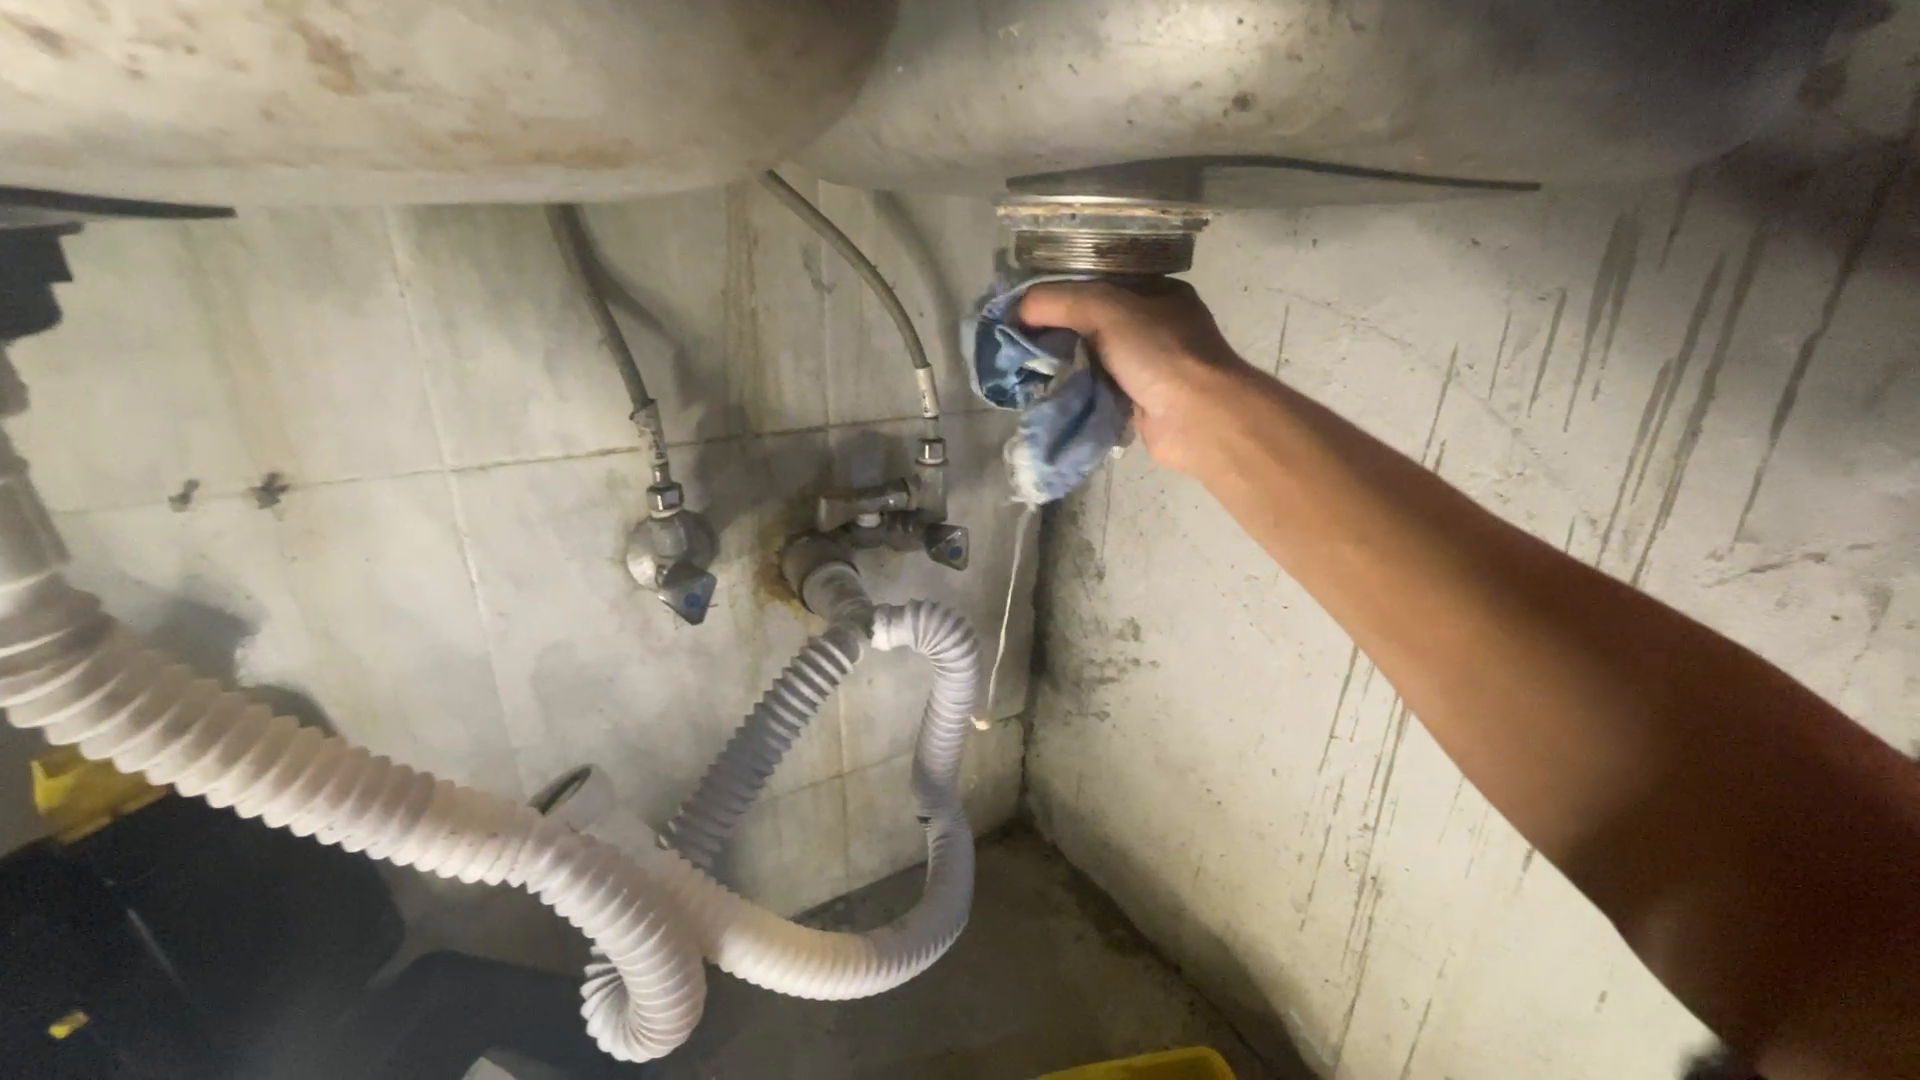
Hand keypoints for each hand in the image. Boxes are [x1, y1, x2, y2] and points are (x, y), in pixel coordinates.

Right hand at [1019, 281, 1259, 473]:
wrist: (1198, 419)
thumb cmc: (1159, 353)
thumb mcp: (1106, 309)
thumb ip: (1058, 302)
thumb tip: (1016, 310)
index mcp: (1156, 292)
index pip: (1097, 283)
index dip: (1059, 293)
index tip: (1024, 307)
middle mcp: (1153, 326)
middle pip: (1091, 322)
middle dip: (1055, 332)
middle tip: (1017, 341)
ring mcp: (1147, 366)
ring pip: (1091, 358)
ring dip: (1061, 365)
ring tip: (1023, 368)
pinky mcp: (1137, 401)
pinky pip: (1096, 390)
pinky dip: (1074, 392)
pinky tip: (1047, 393)